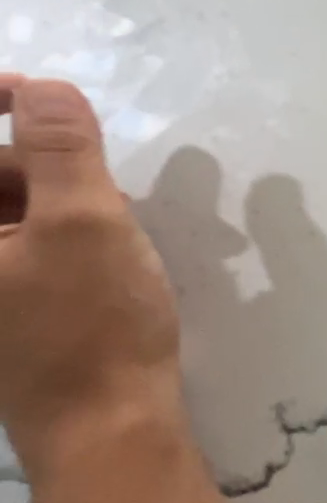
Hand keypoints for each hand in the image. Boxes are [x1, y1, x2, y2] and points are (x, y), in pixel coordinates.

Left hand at [0, 76, 183, 478]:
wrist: (103, 415)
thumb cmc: (90, 322)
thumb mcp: (87, 226)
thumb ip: (64, 151)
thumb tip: (44, 86)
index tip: (46, 92)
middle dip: (58, 169)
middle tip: (122, 189)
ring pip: (16, 208)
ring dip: (78, 203)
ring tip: (136, 230)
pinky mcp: (3, 296)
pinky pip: (28, 240)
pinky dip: (74, 233)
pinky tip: (119, 253)